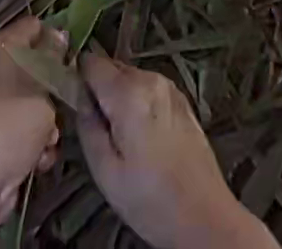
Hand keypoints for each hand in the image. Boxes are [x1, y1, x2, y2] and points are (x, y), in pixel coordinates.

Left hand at [0, 16, 62, 224]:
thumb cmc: (10, 122)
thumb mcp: (41, 84)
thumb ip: (54, 57)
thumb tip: (60, 33)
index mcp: (2, 45)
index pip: (36, 26)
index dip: (57, 38)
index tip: (75, 58)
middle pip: (41, 66)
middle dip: (58, 88)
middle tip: (66, 101)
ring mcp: (0, 101)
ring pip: (42, 99)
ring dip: (52, 121)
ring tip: (49, 136)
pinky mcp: (3, 131)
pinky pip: (32, 126)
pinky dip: (39, 141)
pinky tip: (40, 157)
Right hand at [75, 53, 277, 248]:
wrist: (206, 219)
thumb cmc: (150, 199)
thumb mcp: (104, 169)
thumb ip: (86, 123)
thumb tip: (79, 96)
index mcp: (128, 92)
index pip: (89, 62)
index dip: (77, 78)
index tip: (74, 102)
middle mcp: (150, 78)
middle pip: (111, 67)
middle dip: (99, 89)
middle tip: (99, 127)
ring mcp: (169, 87)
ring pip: (129, 77)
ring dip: (119, 96)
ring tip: (123, 136)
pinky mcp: (182, 99)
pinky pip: (148, 89)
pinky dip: (139, 102)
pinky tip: (144, 136)